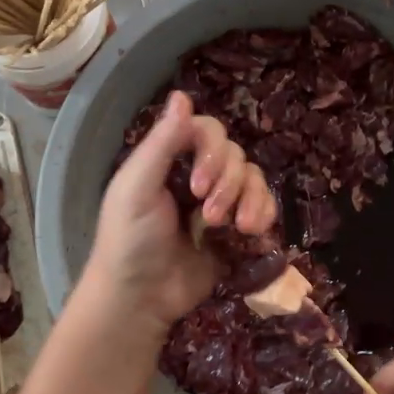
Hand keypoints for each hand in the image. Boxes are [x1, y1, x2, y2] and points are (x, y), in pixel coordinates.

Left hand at [85, 91, 277, 335]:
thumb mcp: (137, 187)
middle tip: (209, 215)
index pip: (208, 131)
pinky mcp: (237, 230)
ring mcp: (221, 202)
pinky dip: (264, 214)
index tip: (198, 185)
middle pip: (235, 154)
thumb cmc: (129, 239)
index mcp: (171, 159)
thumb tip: (182, 95)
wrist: (140, 298)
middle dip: (228, 183)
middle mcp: (198, 174)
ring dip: (250, 199)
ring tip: (236, 227)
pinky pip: (264, 207)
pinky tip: (252, 231)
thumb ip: (162, 143)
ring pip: (254, 178)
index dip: (212, 151)